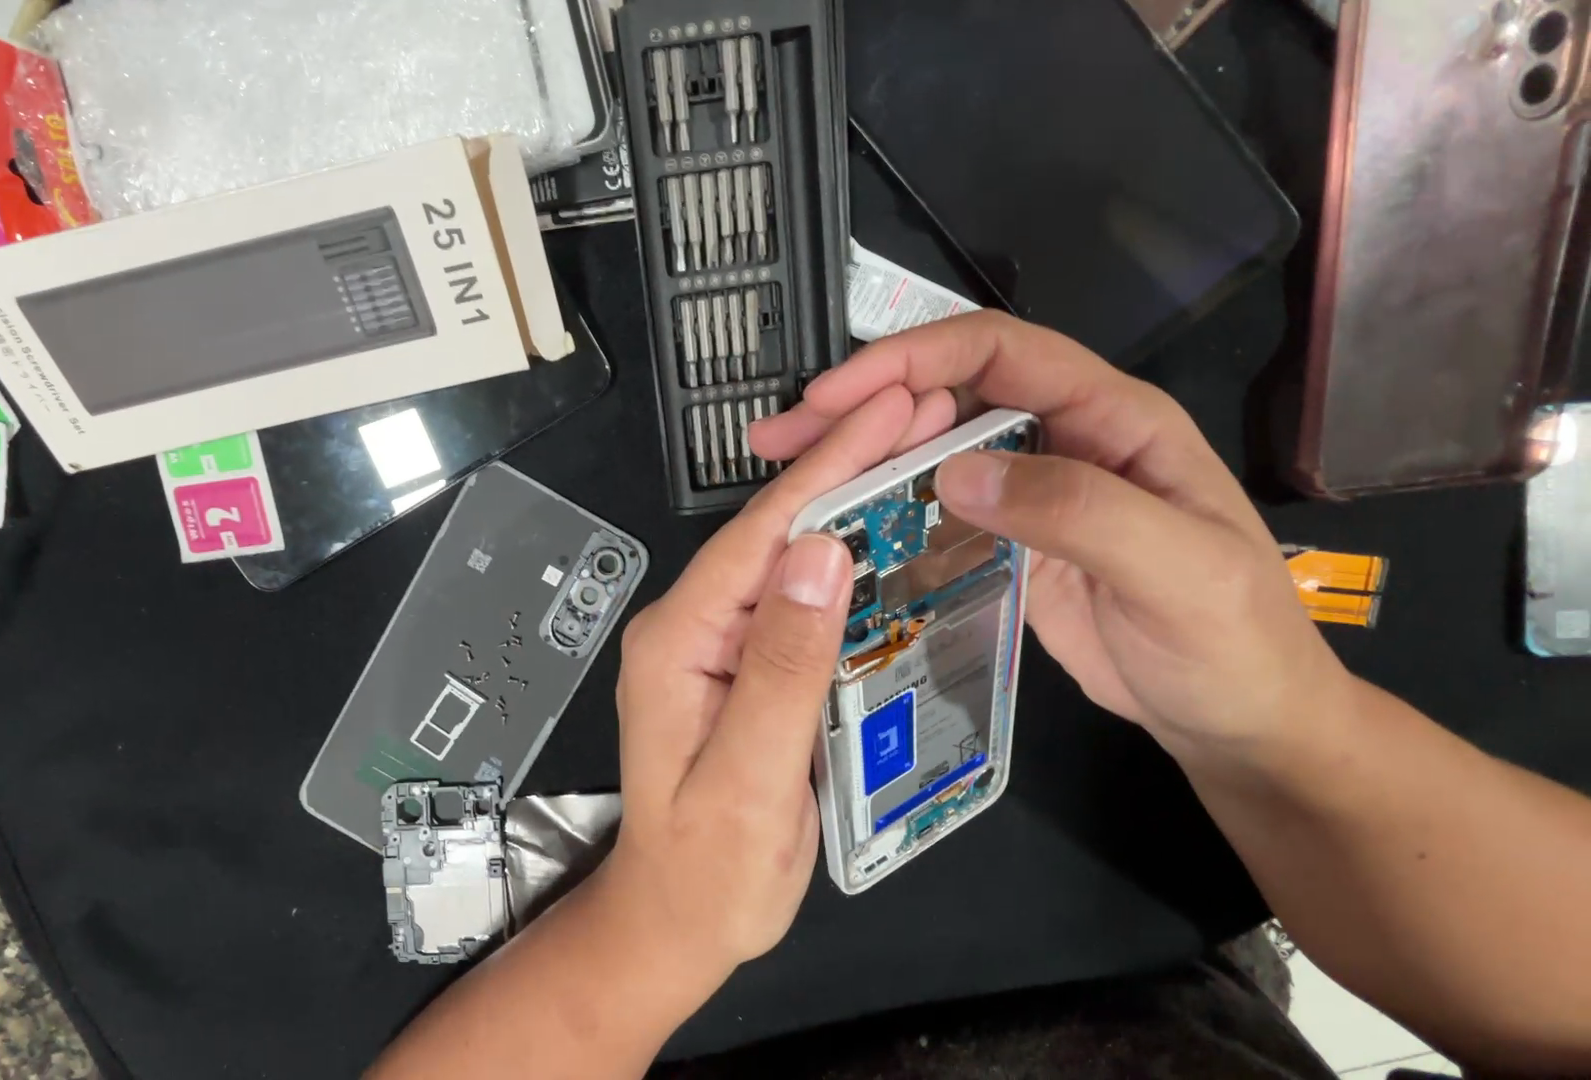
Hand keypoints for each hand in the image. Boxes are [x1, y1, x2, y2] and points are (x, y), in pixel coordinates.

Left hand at [597, 386, 951, 984]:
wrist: (678, 921)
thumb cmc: (707, 867)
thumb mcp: (748, 778)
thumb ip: (782, 666)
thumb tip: (821, 552)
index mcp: (679, 638)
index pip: (759, 537)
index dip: (826, 470)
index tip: (888, 411)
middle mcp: (695, 626)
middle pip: (776, 536)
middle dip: (846, 469)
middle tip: (920, 411)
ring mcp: (722, 644)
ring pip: (794, 564)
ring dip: (853, 507)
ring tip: (919, 453)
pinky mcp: (750, 667)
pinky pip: (804, 605)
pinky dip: (851, 566)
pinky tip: (892, 537)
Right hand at [750, 312, 1350, 756]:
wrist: (1237, 718)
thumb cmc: (1231, 640)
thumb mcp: (1176, 570)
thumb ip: (1076, 509)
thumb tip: (955, 473)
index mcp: (1109, 418)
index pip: (997, 352)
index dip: (911, 359)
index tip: (835, 395)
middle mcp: (1059, 440)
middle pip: (944, 393)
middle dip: (859, 403)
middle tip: (781, 437)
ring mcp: (1025, 493)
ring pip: (927, 449)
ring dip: (857, 454)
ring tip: (788, 474)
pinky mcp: (1000, 542)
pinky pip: (928, 509)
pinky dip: (879, 508)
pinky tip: (836, 526)